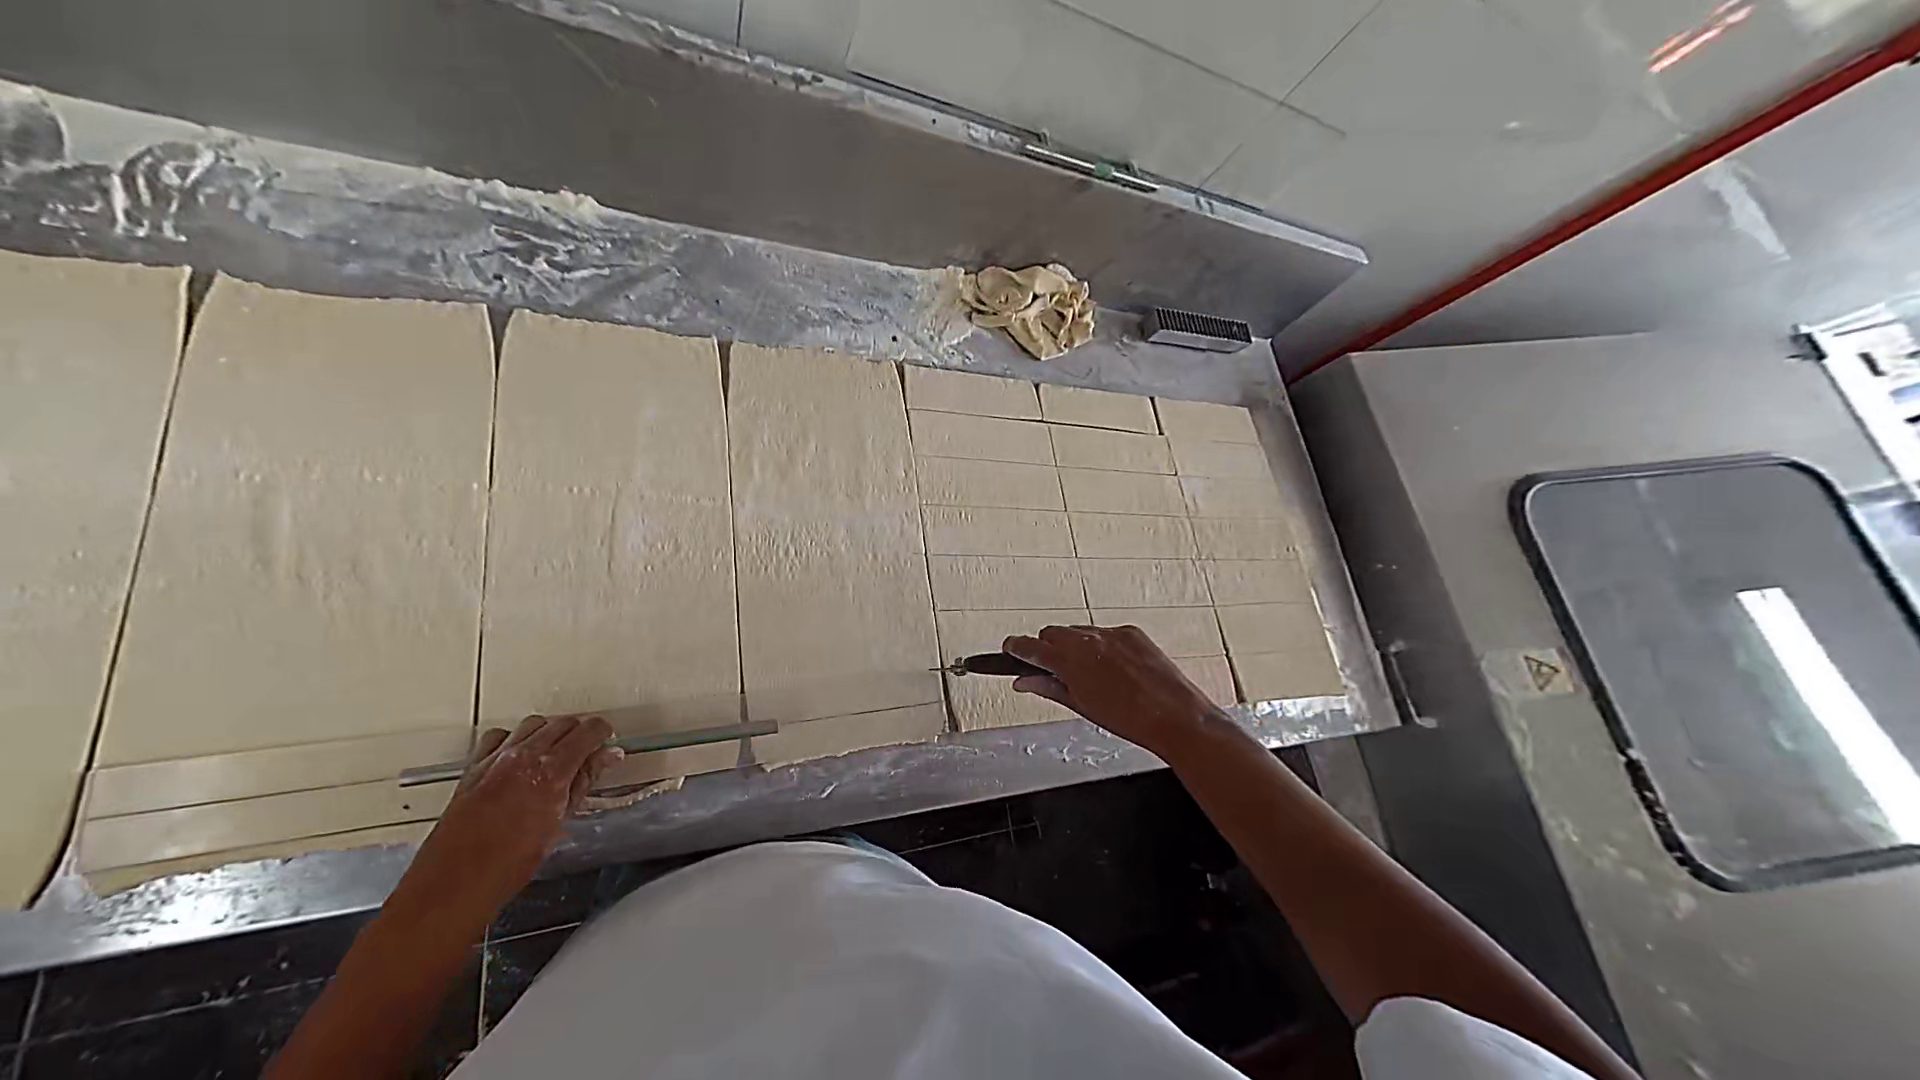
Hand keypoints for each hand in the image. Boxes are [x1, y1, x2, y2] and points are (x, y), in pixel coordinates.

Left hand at [391, 715, 622, 930]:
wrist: (454, 885)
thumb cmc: (510, 863)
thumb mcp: (560, 820)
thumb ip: (584, 780)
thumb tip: (608, 757)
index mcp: (551, 769)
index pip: (588, 730)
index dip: (603, 733)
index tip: (606, 742)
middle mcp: (523, 756)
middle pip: (563, 723)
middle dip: (579, 732)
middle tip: (586, 752)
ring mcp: (495, 759)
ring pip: (533, 724)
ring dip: (548, 733)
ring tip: (553, 755)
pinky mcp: (473, 768)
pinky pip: (498, 737)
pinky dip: (513, 740)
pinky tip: (518, 758)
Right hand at [1003, 625, 1230, 758]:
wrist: (1175, 716)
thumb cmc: (1130, 719)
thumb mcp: (1081, 707)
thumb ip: (1048, 688)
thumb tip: (1024, 682)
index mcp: (1070, 661)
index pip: (1031, 647)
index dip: (1016, 647)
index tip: (1009, 648)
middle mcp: (1089, 640)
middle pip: (1052, 633)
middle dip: (1047, 647)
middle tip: (1053, 669)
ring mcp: (1111, 633)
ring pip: (1078, 631)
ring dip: (1075, 646)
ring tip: (1090, 674)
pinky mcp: (1132, 632)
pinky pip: (1105, 632)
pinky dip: (1102, 646)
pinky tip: (1113, 669)